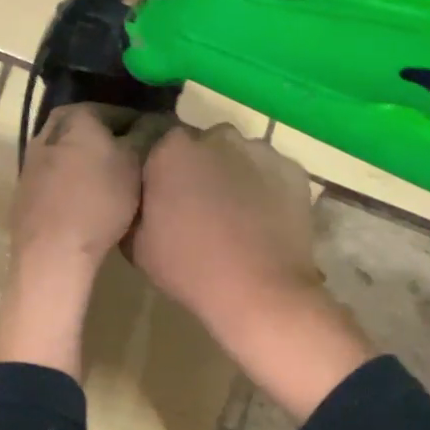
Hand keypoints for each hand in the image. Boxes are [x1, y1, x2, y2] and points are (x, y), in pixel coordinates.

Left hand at [0, 103, 166, 376]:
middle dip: (113, 146)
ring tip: (114, 189)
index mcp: (75, 115)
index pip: (118, 112)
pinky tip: (88, 207)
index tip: (156, 146)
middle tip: (136, 167)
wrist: (53, 252)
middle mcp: (46, 130)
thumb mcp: (135, 162)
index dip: (142, 128)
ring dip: (91, 167)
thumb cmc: (99, 201)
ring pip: (72, 156)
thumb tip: (156, 118)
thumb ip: (147, 133)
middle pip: (90, 133)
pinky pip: (58, 182)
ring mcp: (31, 163)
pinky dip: (74, 188)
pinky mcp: (25, 194)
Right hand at [130, 123, 321, 327]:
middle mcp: (218, 137)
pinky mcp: (294, 170)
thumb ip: (135, 211)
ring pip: (241, 159)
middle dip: (201, 171)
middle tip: (202, 211)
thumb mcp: (138, 247)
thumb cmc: (190, 269)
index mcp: (172, 151)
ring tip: (238, 220)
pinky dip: (268, 191)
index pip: (161, 150)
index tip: (165, 203)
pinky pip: (272, 175)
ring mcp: (261, 151)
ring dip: (236, 179)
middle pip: (204, 148)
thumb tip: (143, 202)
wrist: (260, 291)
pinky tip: (265, 224)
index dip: (163, 176)